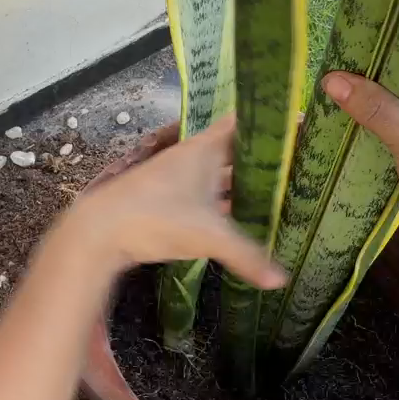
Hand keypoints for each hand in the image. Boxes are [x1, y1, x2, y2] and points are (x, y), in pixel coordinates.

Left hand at [48, 115, 286, 288]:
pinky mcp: (168, 198)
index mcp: (205, 150)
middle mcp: (193, 157)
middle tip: (300, 159)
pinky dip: (226, 198)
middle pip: (235, 148)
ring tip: (280, 186)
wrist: (98, 230)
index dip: (270, 119)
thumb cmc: (155, 218)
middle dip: (264, 153)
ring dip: (244, 178)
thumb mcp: (208, 236)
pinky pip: (207, 192)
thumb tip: (281, 280)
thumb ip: (247, 256)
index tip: (301, 119)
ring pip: (220, 172)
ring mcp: (178, 177)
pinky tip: (239, 212)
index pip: (243, 122)